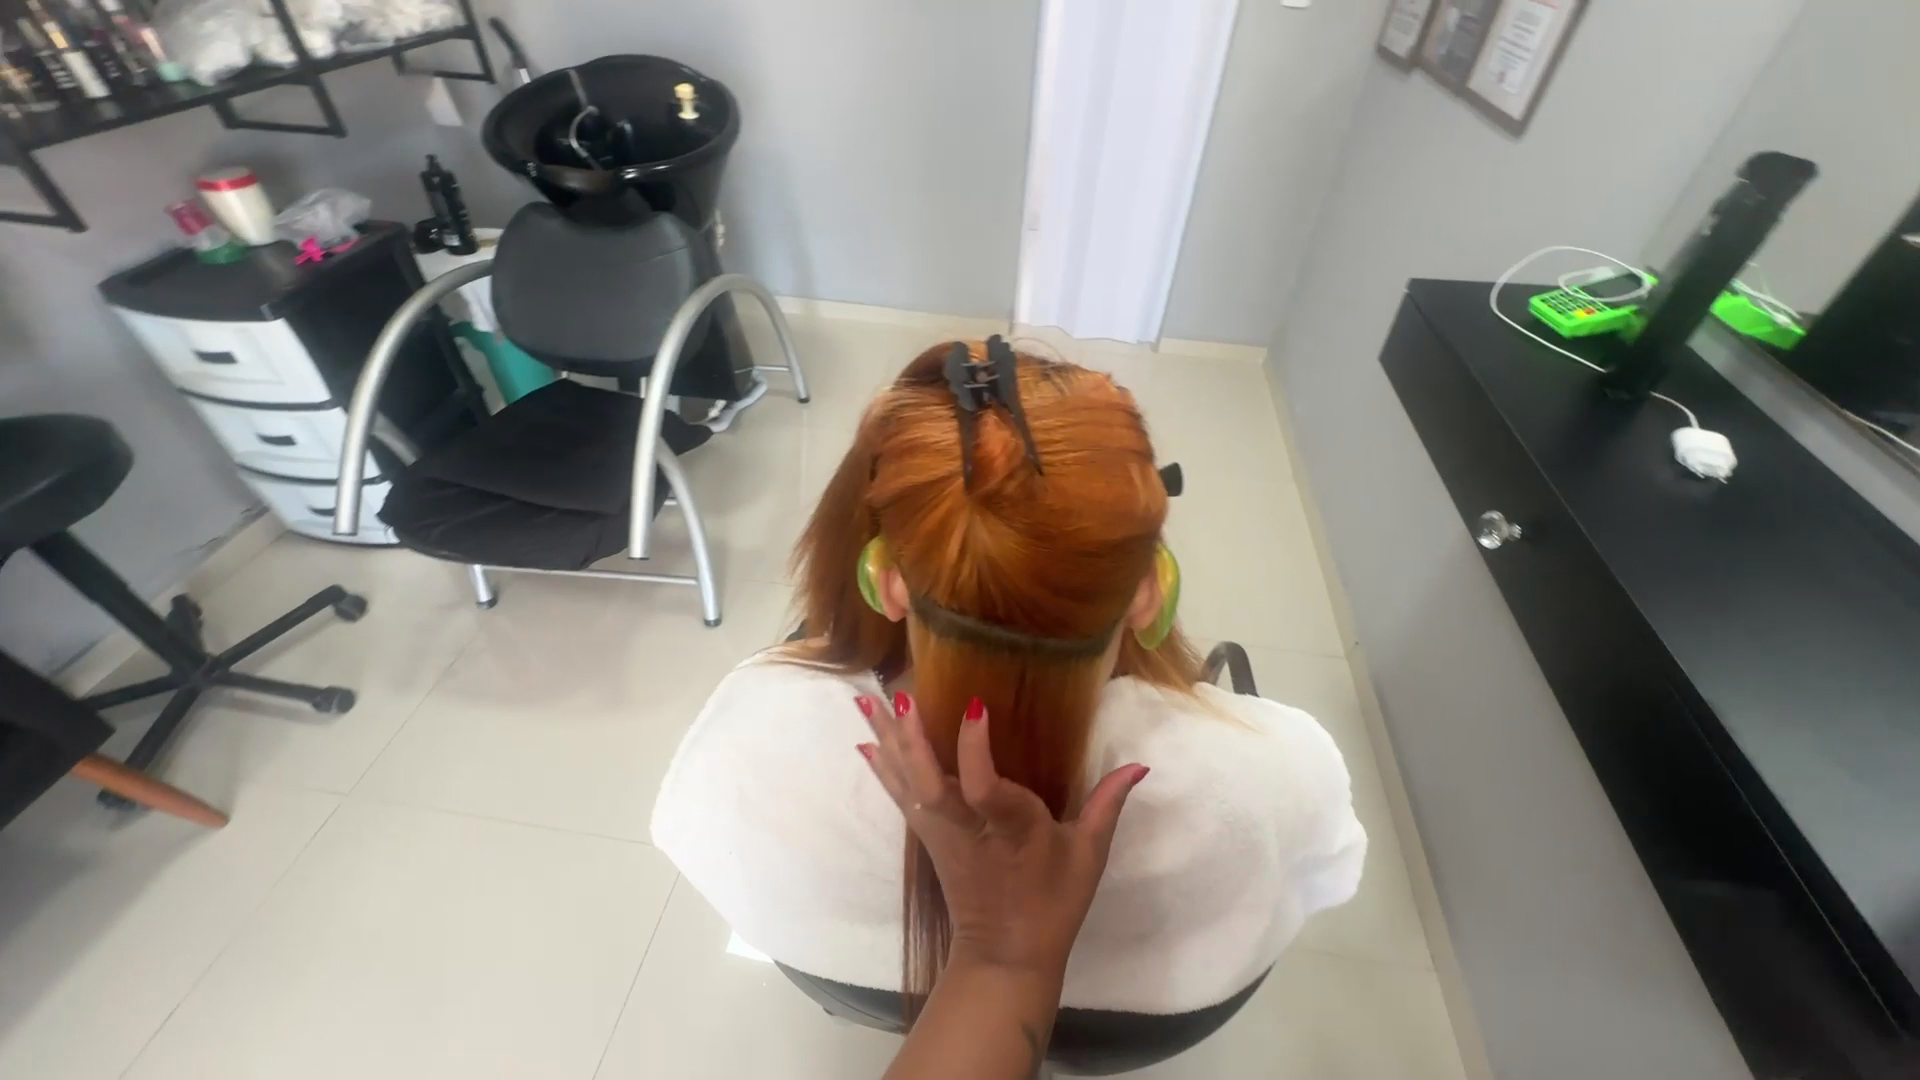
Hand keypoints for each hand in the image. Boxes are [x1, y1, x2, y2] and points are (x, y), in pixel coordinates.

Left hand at [856, 693, 1150, 979]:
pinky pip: (899, 796)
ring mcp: (939, 832)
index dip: (975, 749)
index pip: (985, 789)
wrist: (1005, 956)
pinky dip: (881, 766)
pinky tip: (864, 740)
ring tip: (867, 698)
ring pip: (907, 783)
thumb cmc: (1052, 903)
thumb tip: (1139, 765)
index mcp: (1010, 830)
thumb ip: (1107, 804)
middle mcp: (966, 828)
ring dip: (887, 740)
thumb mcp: (1088, 855)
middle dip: (912, 740)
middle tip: (901, 694)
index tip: (974, 704)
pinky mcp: (927, 836)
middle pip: (929, 785)